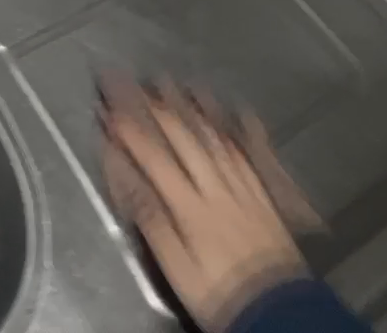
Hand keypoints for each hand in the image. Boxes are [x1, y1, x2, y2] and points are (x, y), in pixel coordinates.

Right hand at [100, 78, 309, 331]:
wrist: (282, 315)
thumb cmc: (216, 291)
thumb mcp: (173, 261)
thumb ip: (147, 211)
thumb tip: (120, 167)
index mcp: (189, 203)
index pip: (150, 153)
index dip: (126, 125)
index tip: (105, 103)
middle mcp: (215, 185)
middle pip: (181, 136)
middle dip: (152, 104)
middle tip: (131, 79)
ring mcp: (243, 187)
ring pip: (213, 137)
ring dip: (189, 106)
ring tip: (171, 82)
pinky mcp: (264, 196)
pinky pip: (250, 153)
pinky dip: (240, 128)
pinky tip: (238, 111)